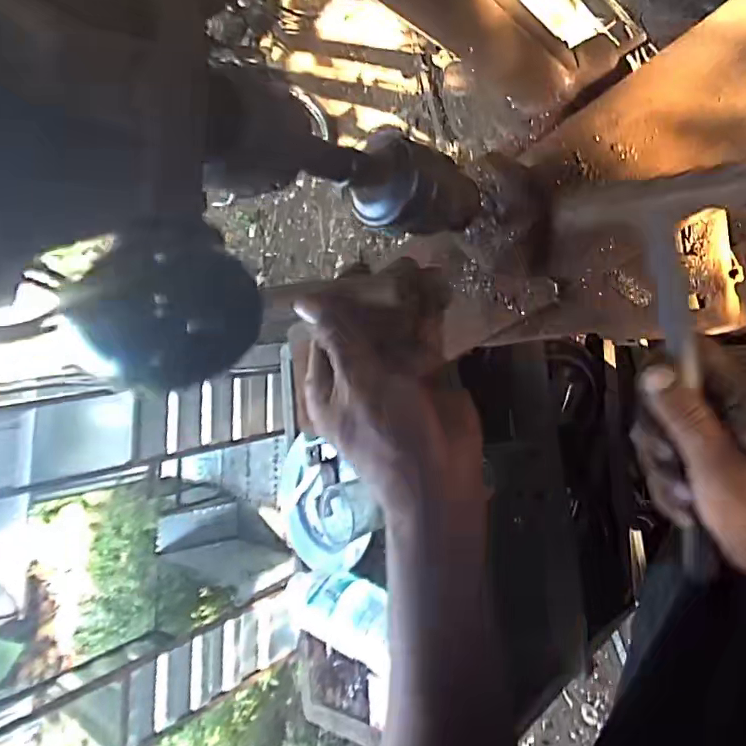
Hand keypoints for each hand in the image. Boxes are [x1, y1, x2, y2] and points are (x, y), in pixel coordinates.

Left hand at [295, 262, 483, 529]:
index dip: (341, 300)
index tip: (360, 269)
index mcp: (329, 384)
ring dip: (408, 303)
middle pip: (364, 327)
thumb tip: (304, 301)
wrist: (441, 479)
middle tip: (398, 266)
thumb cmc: (389, 434)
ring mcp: (395, 376)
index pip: (327, 331)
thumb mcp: (359, 384)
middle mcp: (360, 376)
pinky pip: (426, 341)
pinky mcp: (428, 376)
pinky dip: (432, 318)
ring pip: (397, 331)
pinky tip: (439, 292)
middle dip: (379, 298)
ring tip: (420, 270)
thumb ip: (338, 339)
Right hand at [635, 342, 745, 581]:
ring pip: (664, 434)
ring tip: (683, 500)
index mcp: (737, 399)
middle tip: (668, 465)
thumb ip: (683, 415)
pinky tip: (686, 510)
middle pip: (667, 397)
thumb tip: (653, 370)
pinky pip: (672, 462)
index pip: (692, 354)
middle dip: (657, 436)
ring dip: (663, 470)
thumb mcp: (715, 464)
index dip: (662, 369)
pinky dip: (671, 486)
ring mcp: (717, 438)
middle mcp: (726, 411)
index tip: (649, 406)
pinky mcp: (709, 463)